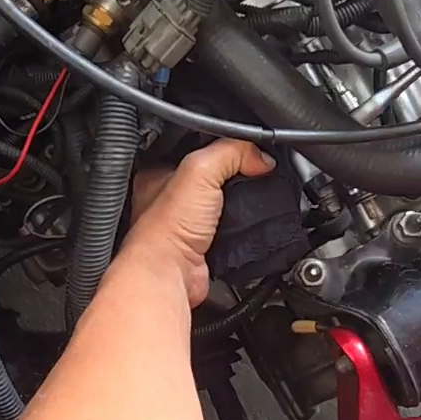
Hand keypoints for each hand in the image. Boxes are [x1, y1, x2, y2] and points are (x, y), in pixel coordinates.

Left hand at [124, 139, 275, 306]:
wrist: (170, 275)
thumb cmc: (167, 228)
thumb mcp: (201, 169)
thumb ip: (231, 152)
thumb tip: (260, 157)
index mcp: (159, 174)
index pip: (193, 147)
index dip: (219, 144)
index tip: (243, 147)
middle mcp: (170, 200)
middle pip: (211, 178)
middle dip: (232, 177)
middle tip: (250, 174)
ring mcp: (186, 225)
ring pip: (222, 206)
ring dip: (238, 206)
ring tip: (247, 201)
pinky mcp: (203, 248)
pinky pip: (230, 231)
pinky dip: (241, 229)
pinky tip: (243, 227)